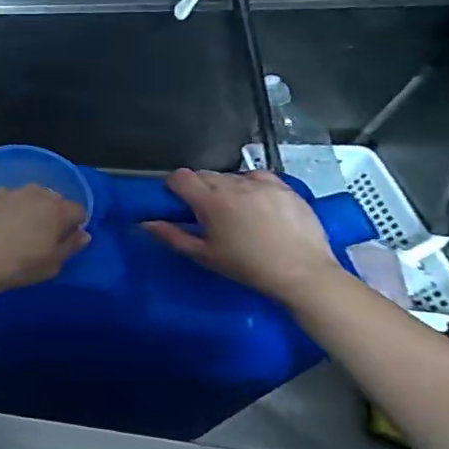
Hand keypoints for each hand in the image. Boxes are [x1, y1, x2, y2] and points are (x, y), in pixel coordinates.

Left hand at [0, 185, 89, 299]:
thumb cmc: (20, 265)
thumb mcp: (53, 263)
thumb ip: (72, 246)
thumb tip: (83, 233)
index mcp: (59, 209)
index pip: (79, 211)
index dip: (76, 225)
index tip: (66, 241)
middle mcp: (39, 194)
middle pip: (57, 200)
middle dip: (57, 214)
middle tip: (47, 236)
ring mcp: (15, 192)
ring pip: (36, 196)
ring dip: (37, 208)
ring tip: (27, 228)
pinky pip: (14, 198)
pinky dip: (16, 206)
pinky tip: (8, 221)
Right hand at [142, 169, 347, 300]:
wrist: (303, 273)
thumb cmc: (247, 267)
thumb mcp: (204, 255)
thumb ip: (172, 236)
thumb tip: (145, 223)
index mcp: (211, 201)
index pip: (180, 177)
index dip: (174, 186)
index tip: (178, 202)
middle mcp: (234, 185)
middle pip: (205, 175)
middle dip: (199, 188)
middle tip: (205, 211)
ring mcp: (262, 184)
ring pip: (231, 176)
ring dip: (225, 187)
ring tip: (234, 209)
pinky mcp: (285, 188)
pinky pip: (258, 177)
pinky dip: (251, 185)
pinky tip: (256, 203)